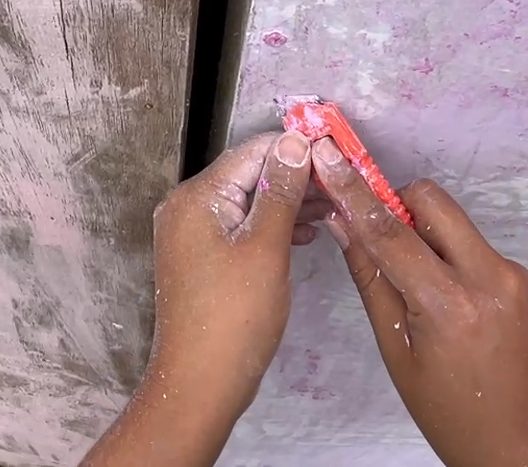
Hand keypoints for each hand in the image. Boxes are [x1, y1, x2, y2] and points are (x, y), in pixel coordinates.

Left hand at [149, 129, 321, 411]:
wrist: (199, 387)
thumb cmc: (236, 317)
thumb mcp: (266, 247)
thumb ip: (281, 190)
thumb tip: (294, 140)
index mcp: (197, 196)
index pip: (251, 152)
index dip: (294, 148)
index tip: (335, 153)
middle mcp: (187, 205)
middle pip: (248, 174)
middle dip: (294, 177)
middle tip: (339, 186)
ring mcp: (191, 231)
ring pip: (247, 201)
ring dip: (286, 202)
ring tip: (330, 208)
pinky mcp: (201, 255)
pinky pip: (239, 225)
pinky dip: (270, 225)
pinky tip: (302, 233)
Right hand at [312, 138, 527, 466]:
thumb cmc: (452, 415)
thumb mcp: (397, 353)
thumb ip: (371, 280)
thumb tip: (342, 224)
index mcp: (450, 305)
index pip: (389, 231)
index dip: (353, 190)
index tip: (329, 154)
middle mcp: (491, 278)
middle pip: (432, 200)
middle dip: (401, 204)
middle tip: (388, 239)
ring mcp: (519, 276)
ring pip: (456, 225)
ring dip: (430, 239)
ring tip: (427, 293)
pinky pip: (479, 250)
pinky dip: (457, 263)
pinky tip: (460, 310)